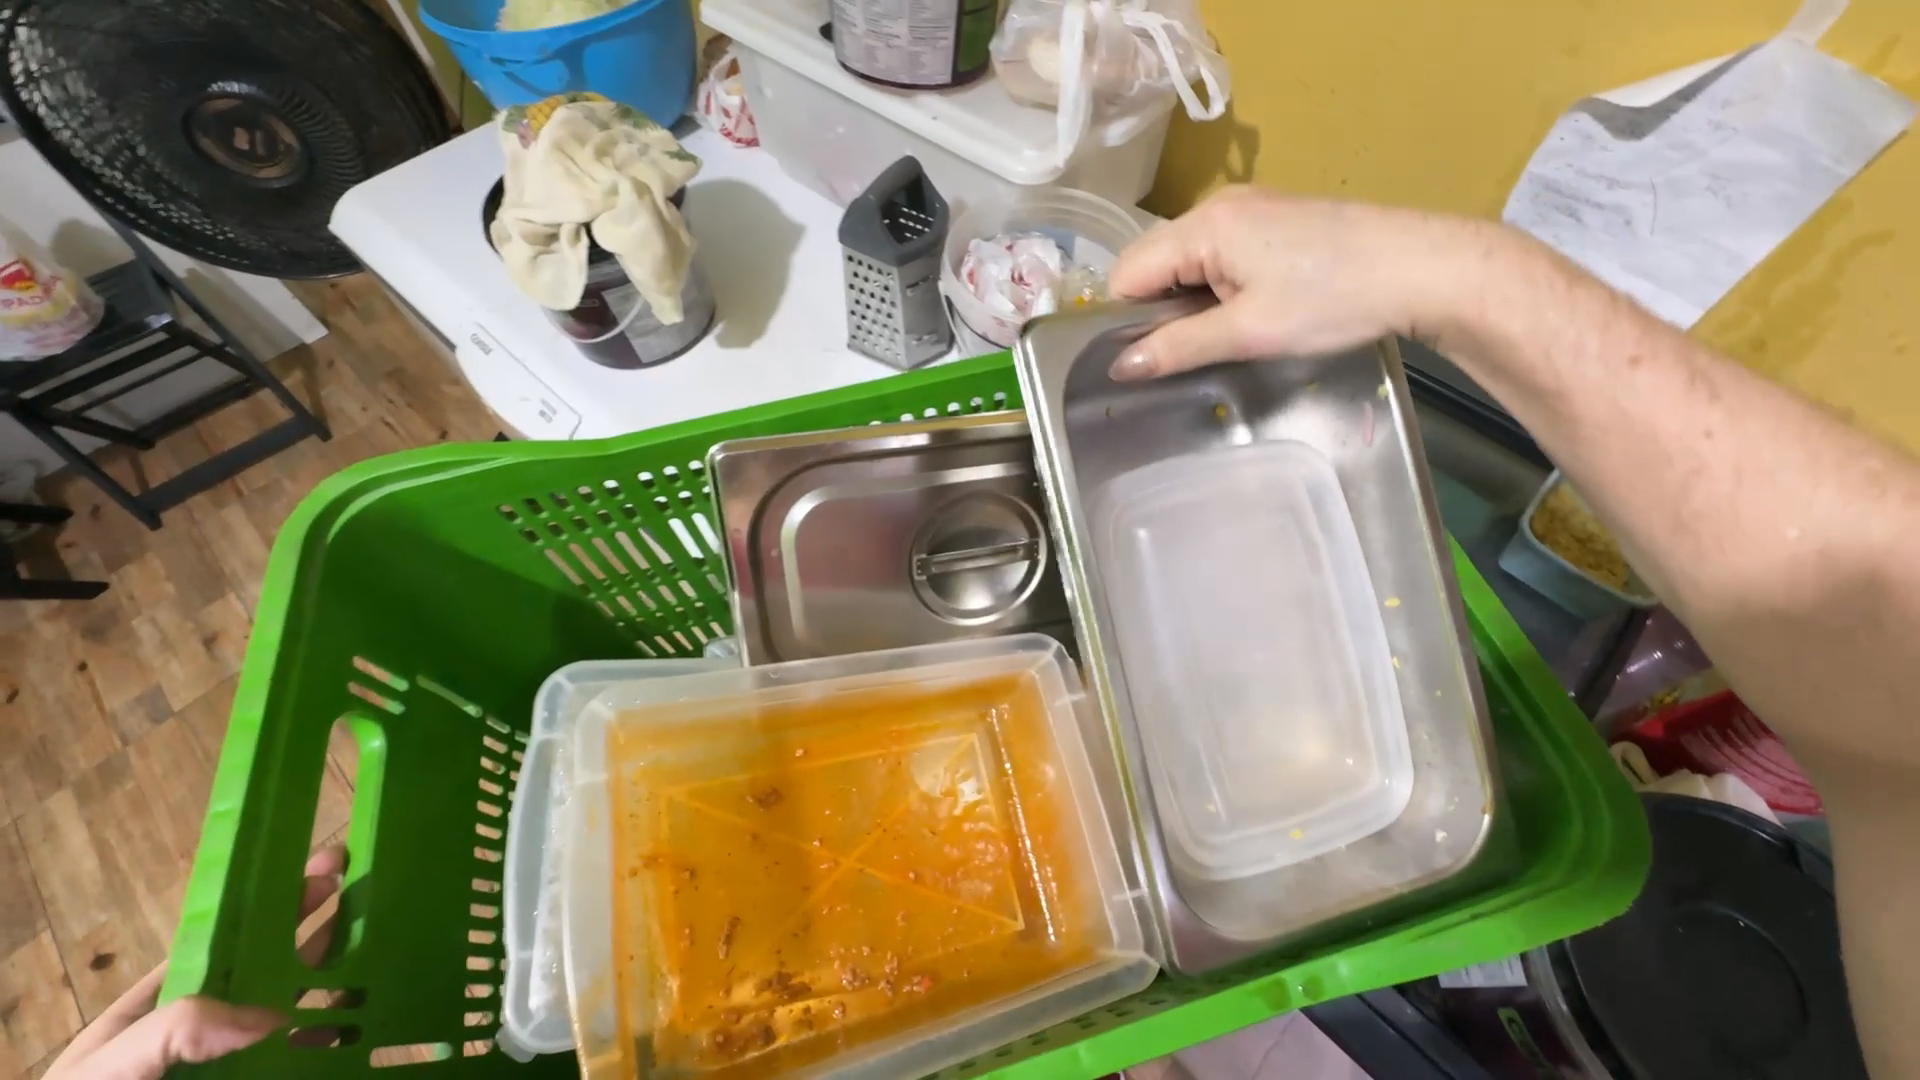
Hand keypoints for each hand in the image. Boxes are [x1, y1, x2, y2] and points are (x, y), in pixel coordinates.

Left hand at [45, 847, 346, 1079]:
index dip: (281, 902)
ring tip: (389, 944)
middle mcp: (213, 1025)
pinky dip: (345, 1035)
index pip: (233, 941)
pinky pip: (315, 1057)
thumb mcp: (106, 1068)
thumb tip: (272, 1016)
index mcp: (169, 1004)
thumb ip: (174, 1028)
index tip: (328, 868)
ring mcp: (242, 1059)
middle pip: (279, 965)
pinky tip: (371, 1018)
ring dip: (345, 975)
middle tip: (370, 886)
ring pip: (304, 1006)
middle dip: (326, 925)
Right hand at [1105, 186, 1500, 379]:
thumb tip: (1119, 366)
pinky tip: (1250, 308)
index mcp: (1204, 225)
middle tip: (1196, 345)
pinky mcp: (1272, 218)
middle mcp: (1218, 205)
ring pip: (1184, 260)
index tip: (1151, 354)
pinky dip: (1216, 285)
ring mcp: (1248, 207)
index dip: (1127, 317)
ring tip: (1229, 329)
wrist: (1425, 270)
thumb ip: (1176, 347)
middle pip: (1153, 262)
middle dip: (1159, 307)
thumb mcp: (1248, 332)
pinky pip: (1216, 253)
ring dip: (1190, 299)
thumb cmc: (1334, 300)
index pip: (1126, 272)